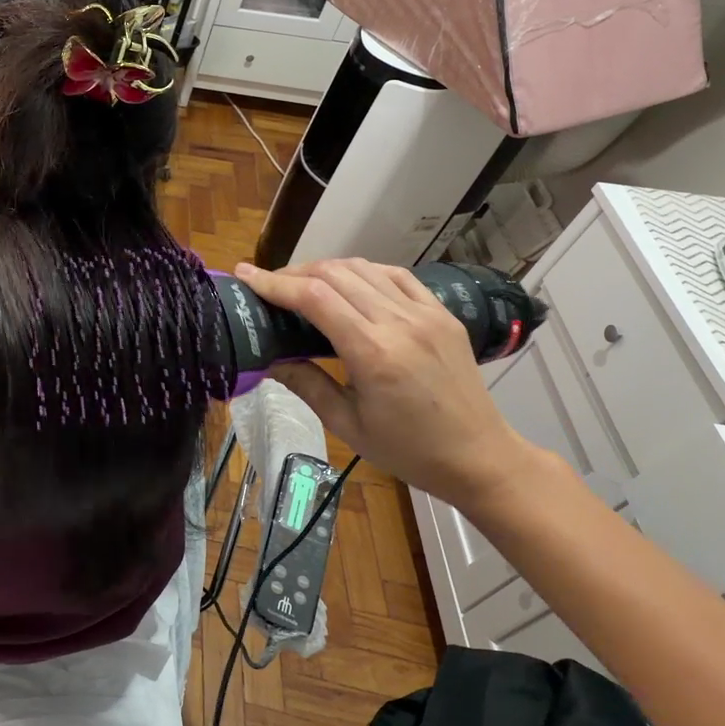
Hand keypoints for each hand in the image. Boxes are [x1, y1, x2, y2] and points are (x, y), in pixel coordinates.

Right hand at [236, 259, 534, 507]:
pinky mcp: (442, 313)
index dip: (274, 283)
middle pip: (335, 274)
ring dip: (325, 268)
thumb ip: (305, 384)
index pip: (314, 298)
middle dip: (292, 273)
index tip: (243, 275)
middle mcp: (400, 323)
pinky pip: (395, 276)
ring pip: (363, 268)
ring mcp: (425, 314)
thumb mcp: (346, 425)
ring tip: (301, 283)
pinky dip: (363, 272)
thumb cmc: (409, 450)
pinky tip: (347, 283)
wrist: (481, 457)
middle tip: (266, 285)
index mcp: (374, 353)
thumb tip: (267, 358)